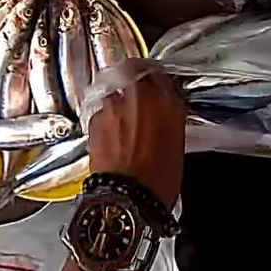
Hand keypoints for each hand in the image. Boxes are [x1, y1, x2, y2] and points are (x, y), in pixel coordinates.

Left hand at [84, 60, 185, 206]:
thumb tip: (164, 104)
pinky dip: (106, 119)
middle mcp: (135, 95)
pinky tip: (113, 136)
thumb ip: (169, 112)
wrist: (128, 197)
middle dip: (134, 84)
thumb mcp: (177, 140)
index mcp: (164, 99)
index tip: (155, 83)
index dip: (155, 78)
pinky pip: (101, 111)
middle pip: (131, 75)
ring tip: (125, 125)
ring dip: (119, 102)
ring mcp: (112, 105)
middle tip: (139, 102)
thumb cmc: (158, 177)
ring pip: (114, 93)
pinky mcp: (94, 118)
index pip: (157, 73)